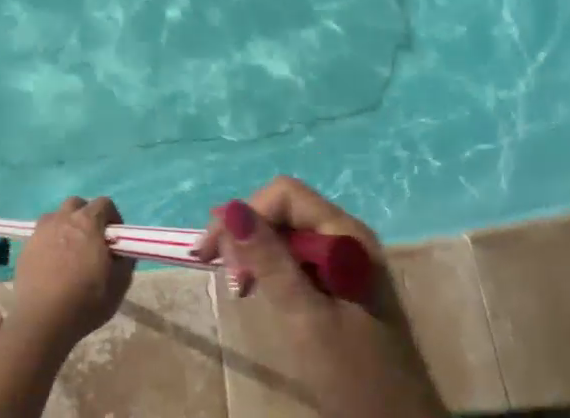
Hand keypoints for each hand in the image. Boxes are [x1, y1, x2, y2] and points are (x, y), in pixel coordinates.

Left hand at [11, 196, 133, 348]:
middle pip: (77, 204)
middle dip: (87, 216)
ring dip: (67, 226)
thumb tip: (122, 250)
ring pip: (56, 216)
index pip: (104, 203)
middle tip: (93, 241)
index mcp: (87, 223)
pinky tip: (53, 264)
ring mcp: (41, 230)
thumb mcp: (119, 284)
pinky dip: (50, 241)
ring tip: (71, 252)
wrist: (42, 319)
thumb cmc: (86, 301)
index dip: (113, 218)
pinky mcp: (26, 246)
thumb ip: (125, 260)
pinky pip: (42, 234)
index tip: (115, 238)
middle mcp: (62, 218)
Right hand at [195, 177, 444, 417]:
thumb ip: (269, 261)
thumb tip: (230, 209)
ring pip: (286, 234)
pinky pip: (296, 258)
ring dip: (254, 252)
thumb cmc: (355, 375)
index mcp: (346, 235)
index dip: (245, 213)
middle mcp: (347, 237)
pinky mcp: (339, 284)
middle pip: (283, 211)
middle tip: (222, 273)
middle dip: (246, 234)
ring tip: (238, 286)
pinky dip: (270, 269)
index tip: (214, 253)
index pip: (284, 195)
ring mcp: (345, 261)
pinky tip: (257, 291)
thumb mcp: (305, 317)